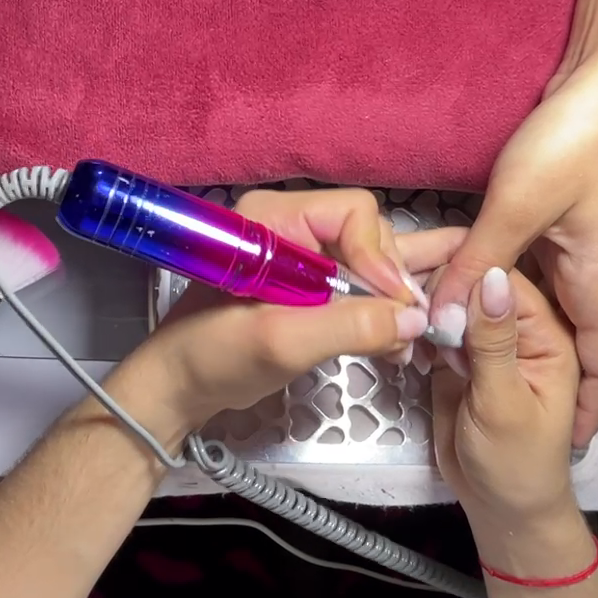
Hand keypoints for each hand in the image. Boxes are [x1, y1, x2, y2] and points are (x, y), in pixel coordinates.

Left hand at [104, 189, 467, 444]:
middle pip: (369, 235)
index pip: (352, 213)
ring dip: (393, 297)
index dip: (379, 256)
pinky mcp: (308, 283)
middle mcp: (292, 225)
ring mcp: (302, 254)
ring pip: (370, 260)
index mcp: (274, 218)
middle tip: (409, 327)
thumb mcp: (284, 342)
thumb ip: (350, 327)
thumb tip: (415, 319)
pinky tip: (404, 333)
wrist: (182, 384)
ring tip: (414, 335)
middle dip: (391, 280)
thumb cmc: (215, 356)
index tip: (393, 304)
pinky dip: (380, 307)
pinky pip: (358, 282)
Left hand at [429, 55, 597, 446]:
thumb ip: (476, 266)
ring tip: (456, 349)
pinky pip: (516, 262)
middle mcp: (582, 266)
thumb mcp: (519, 209)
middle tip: (487, 394)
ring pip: (528, 296)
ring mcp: (565, 238)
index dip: (591, 404)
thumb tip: (439, 323)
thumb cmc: (580, 141)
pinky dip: (487, 280)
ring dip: (498, 321)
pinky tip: (455, 283)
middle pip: (558, 332)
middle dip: (529, 365)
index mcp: (592, 278)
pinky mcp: (547, 212)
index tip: (571, 442)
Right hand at [430, 265, 590, 573]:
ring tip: (402, 325)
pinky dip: (417, 328)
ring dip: (424, 309)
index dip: (466, 271)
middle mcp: (518, 330)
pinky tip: (404, 340)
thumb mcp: (505, 402)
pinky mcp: (457, 354)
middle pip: (474, 283)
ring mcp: (485, 341)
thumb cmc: (517, 464)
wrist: (498, 507)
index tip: (423, 275)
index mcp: (548, 336)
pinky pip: (436, 325)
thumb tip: (491, 274)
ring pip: (451, 302)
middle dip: (439, 289)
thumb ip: (494, 340)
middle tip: (405, 305)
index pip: (506, 281)